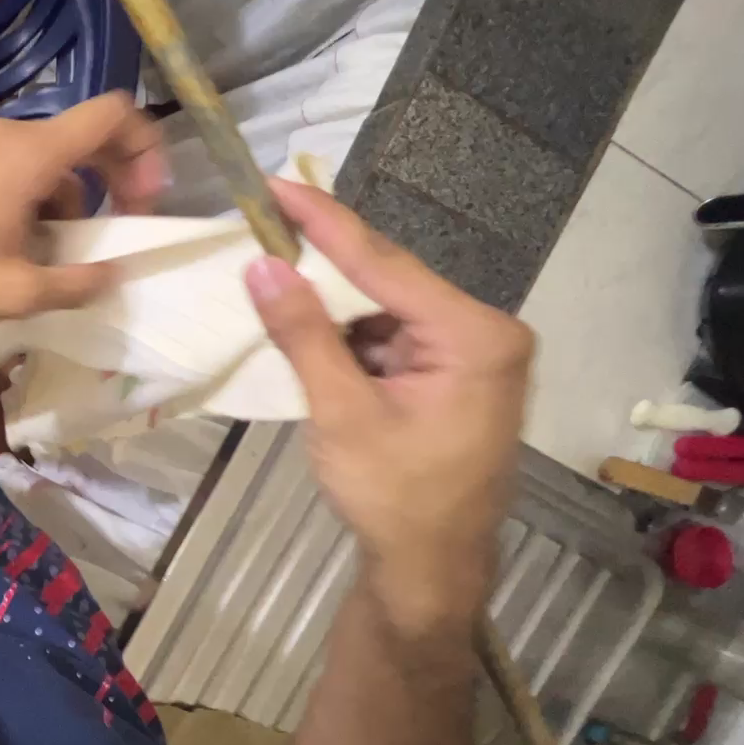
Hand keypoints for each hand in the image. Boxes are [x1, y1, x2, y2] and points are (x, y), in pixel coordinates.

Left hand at [0, 92, 166, 332]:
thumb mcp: (17, 292)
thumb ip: (78, 282)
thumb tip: (115, 274)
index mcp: (28, 153)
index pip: (111, 116)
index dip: (145, 149)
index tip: (148, 198)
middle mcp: (8, 135)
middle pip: (86, 136)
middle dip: (116, 179)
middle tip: (123, 227)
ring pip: (54, 161)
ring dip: (75, 202)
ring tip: (64, 256)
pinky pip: (23, 170)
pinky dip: (41, 201)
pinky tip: (29, 248)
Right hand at [245, 180, 533, 628]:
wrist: (428, 561)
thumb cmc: (391, 492)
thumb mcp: (339, 411)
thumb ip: (303, 334)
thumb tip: (262, 266)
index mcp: (472, 335)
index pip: (384, 263)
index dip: (324, 221)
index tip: (277, 184)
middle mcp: (480, 331)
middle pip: (386, 280)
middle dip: (322, 259)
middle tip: (263, 227)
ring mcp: (465, 354)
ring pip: (380, 309)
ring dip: (327, 306)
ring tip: (272, 287)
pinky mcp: (445, 374)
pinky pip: (383, 336)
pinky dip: (342, 336)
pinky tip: (307, 338)